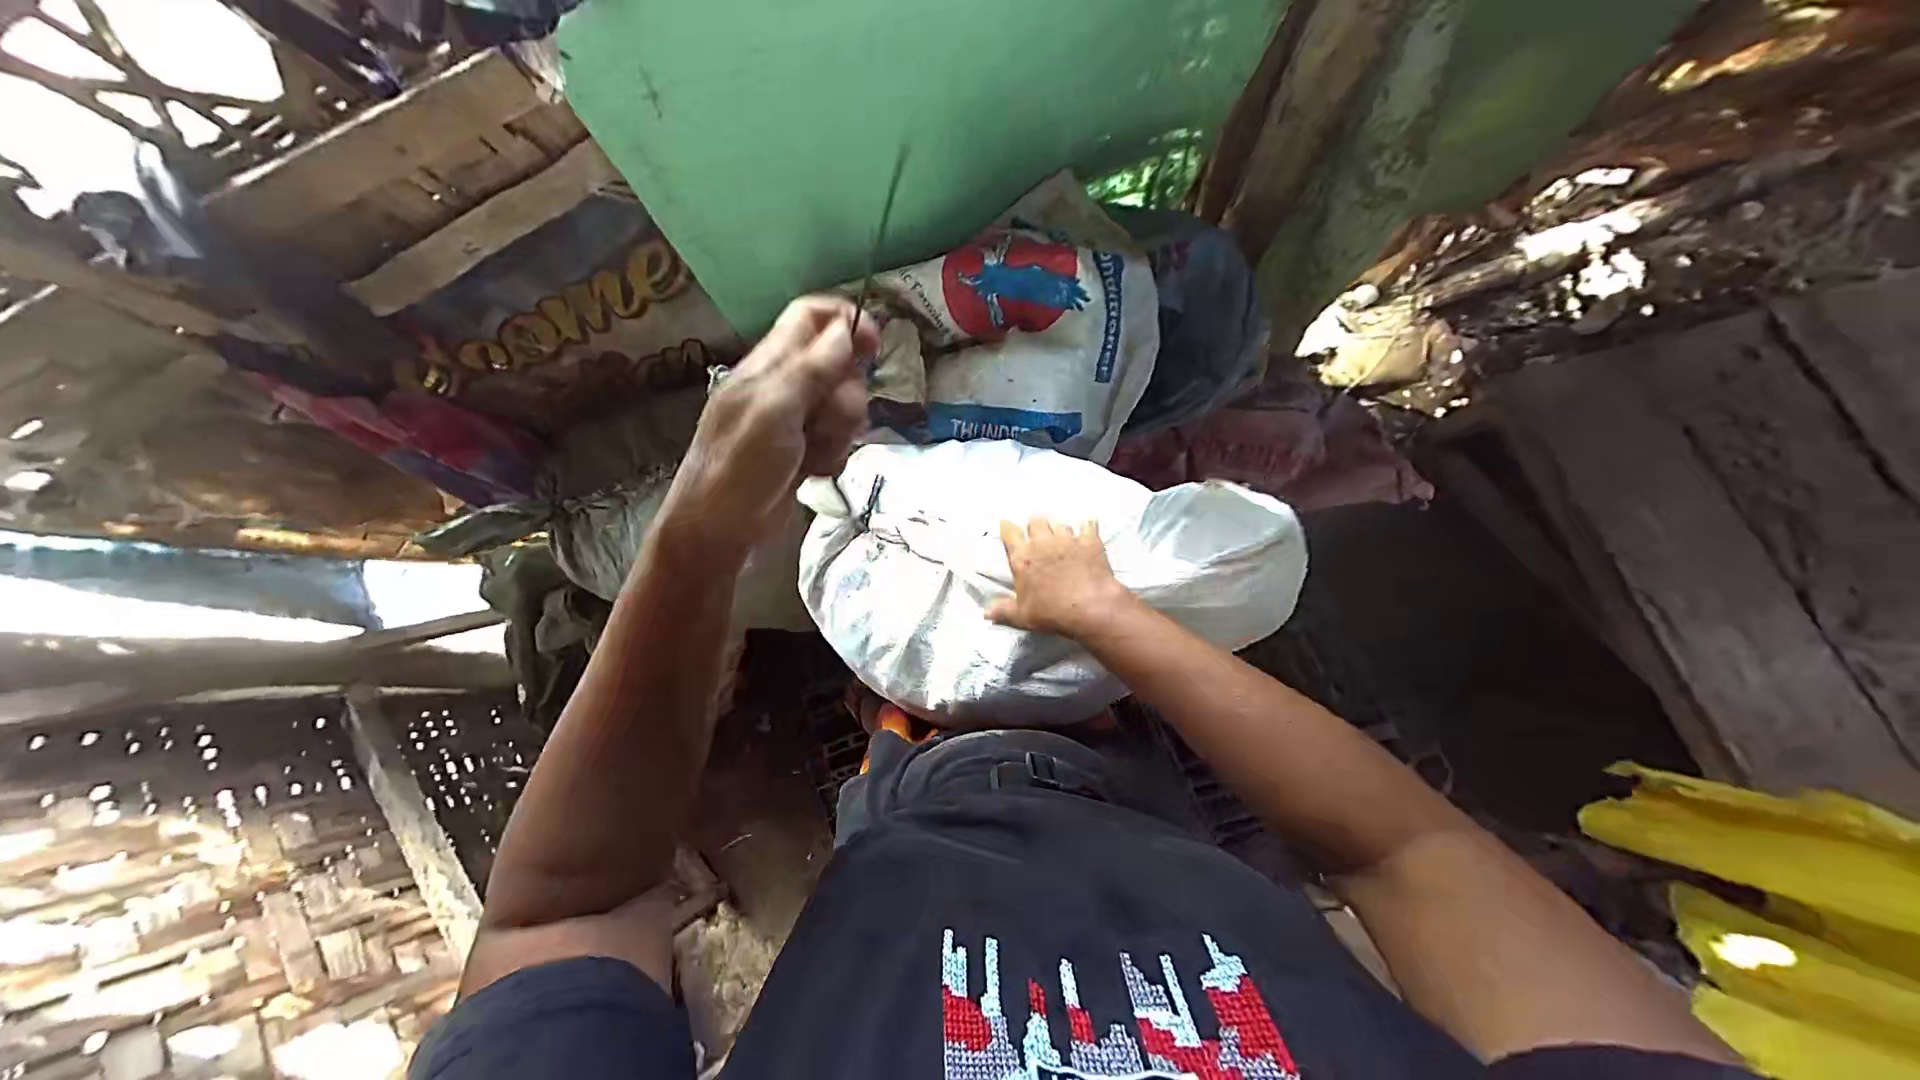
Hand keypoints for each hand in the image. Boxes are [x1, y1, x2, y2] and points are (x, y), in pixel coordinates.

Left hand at [660, 295, 877, 550]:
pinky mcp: (804, 452)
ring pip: (842, 406)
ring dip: (840, 430)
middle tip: (829, 420)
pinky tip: (815, 471)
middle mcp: (784, 387)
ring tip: (817, 452)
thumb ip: (813, 368)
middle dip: (846, 394)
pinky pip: (837, 440)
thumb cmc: (739, 466)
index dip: (845, 321)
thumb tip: (847, 327)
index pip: (811, 317)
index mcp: (770, 365)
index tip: (873, 346)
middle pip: (838, 366)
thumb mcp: (775, 410)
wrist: (719, 531)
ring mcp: (795, 421)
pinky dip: (833, 455)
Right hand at [986, 518, 1135, 638]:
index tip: (1008, 529)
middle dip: (1036, 527)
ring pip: (1061, 524)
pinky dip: (1088, 528)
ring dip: (1060, 531)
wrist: (1090, 608)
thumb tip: (986, 613)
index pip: (1010, 533)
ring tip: (1064, 540)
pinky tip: (1089, 531)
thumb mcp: (1022, 616)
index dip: (1008, 529)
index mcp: (1022, 558)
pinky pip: (1089, 526)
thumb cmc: (1051, 613)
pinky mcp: (1090, 541)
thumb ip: (1003, 611)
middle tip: (1039, 537)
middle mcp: (1043, 542)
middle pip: (1036, 522)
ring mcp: (1067, 540)